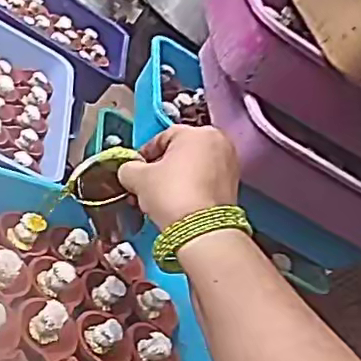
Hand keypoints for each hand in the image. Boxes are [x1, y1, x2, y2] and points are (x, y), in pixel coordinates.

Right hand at [115, 125, 241, 228]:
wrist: (200, 228)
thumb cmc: (172, 195)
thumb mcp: (137, 178)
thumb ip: (128, 168)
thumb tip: (129, 170)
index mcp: (196, 132)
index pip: (162, 137)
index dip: (143, 155)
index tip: (134, 169)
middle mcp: (218, 141)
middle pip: (179, 151)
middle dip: (160, 168)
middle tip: (145, 185)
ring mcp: (228, 162)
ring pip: (192, 166)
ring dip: (175, 178)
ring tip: (159, 197)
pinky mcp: (232, 183)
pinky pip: (204, 180)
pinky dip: (190, 188)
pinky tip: (177, 202)